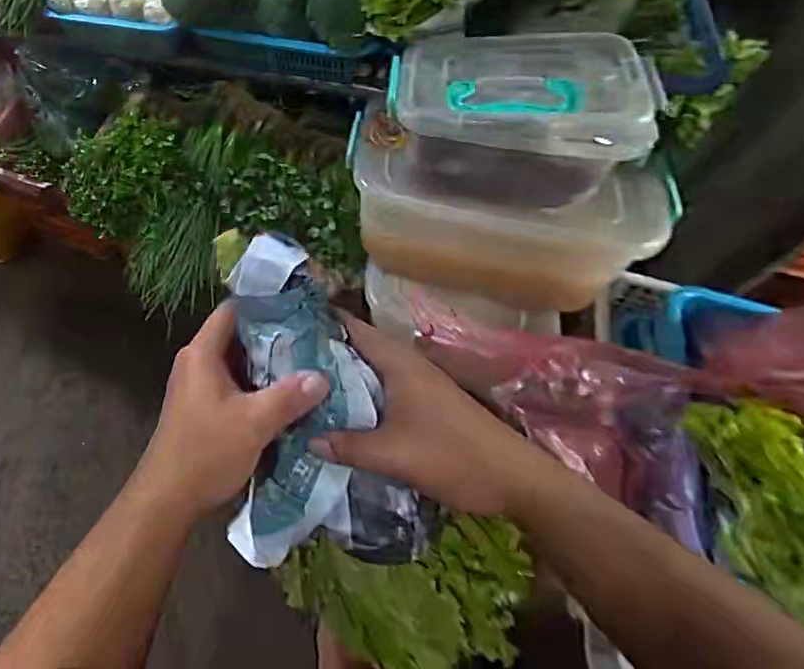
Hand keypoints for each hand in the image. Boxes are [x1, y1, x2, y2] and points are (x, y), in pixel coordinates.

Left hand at [132, 304, 328, 520]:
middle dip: (272, 339)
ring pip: (237, 363)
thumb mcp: (253, 423)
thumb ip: (288, 397)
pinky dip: (256, 386)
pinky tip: (285, 397)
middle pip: (237, 337)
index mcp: (201, 352)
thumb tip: (322, 376)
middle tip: (311, 341)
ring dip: (266, 366)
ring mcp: (197, 384)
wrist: (168, 497)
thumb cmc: (206, 451)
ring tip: (306, 366)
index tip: (297, 310)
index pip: (232, 311)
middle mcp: (196, 361)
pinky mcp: (202, 406)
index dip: (262, 306)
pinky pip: (233, 384)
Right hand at [309, 311, 559, 514]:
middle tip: (283, 356)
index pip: (351, 327)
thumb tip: (305, 437)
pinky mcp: (425, 401)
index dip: (319, 322)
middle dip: (323, 349)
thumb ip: (349, 445)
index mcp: (398, 361)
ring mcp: (418, 381)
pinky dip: (359, 389)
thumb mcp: (395, 455)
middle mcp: (407, 363)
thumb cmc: (455, 456)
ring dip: (342, 371)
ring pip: (370, 367)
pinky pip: (381, 384)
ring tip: (304, 381)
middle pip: (357, 346)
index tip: (284, 324)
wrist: (519, 481)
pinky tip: (342, 407)